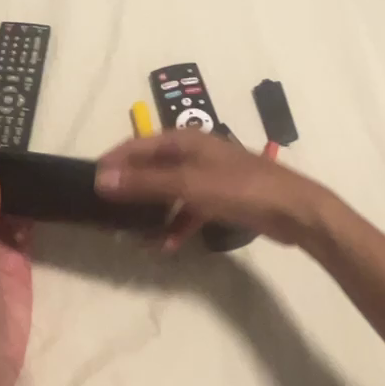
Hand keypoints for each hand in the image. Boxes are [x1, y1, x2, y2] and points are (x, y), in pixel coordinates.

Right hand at [95, 129, 336, 251]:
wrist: (294, 211)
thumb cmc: (240, 189)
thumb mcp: (189, 185)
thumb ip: (145, 183)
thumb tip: (101, 178)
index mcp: (186, 140)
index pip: (139, 144)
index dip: (114, 160)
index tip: (90, 180)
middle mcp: (194, 153)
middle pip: (152, 167)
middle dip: (131, 187)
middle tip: (107, 210)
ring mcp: (208, 176)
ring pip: (169, 190)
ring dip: (152, 209)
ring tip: (132, 234)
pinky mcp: (221, 198)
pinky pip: (188, 209)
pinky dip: (176, 223)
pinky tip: (167, 245)